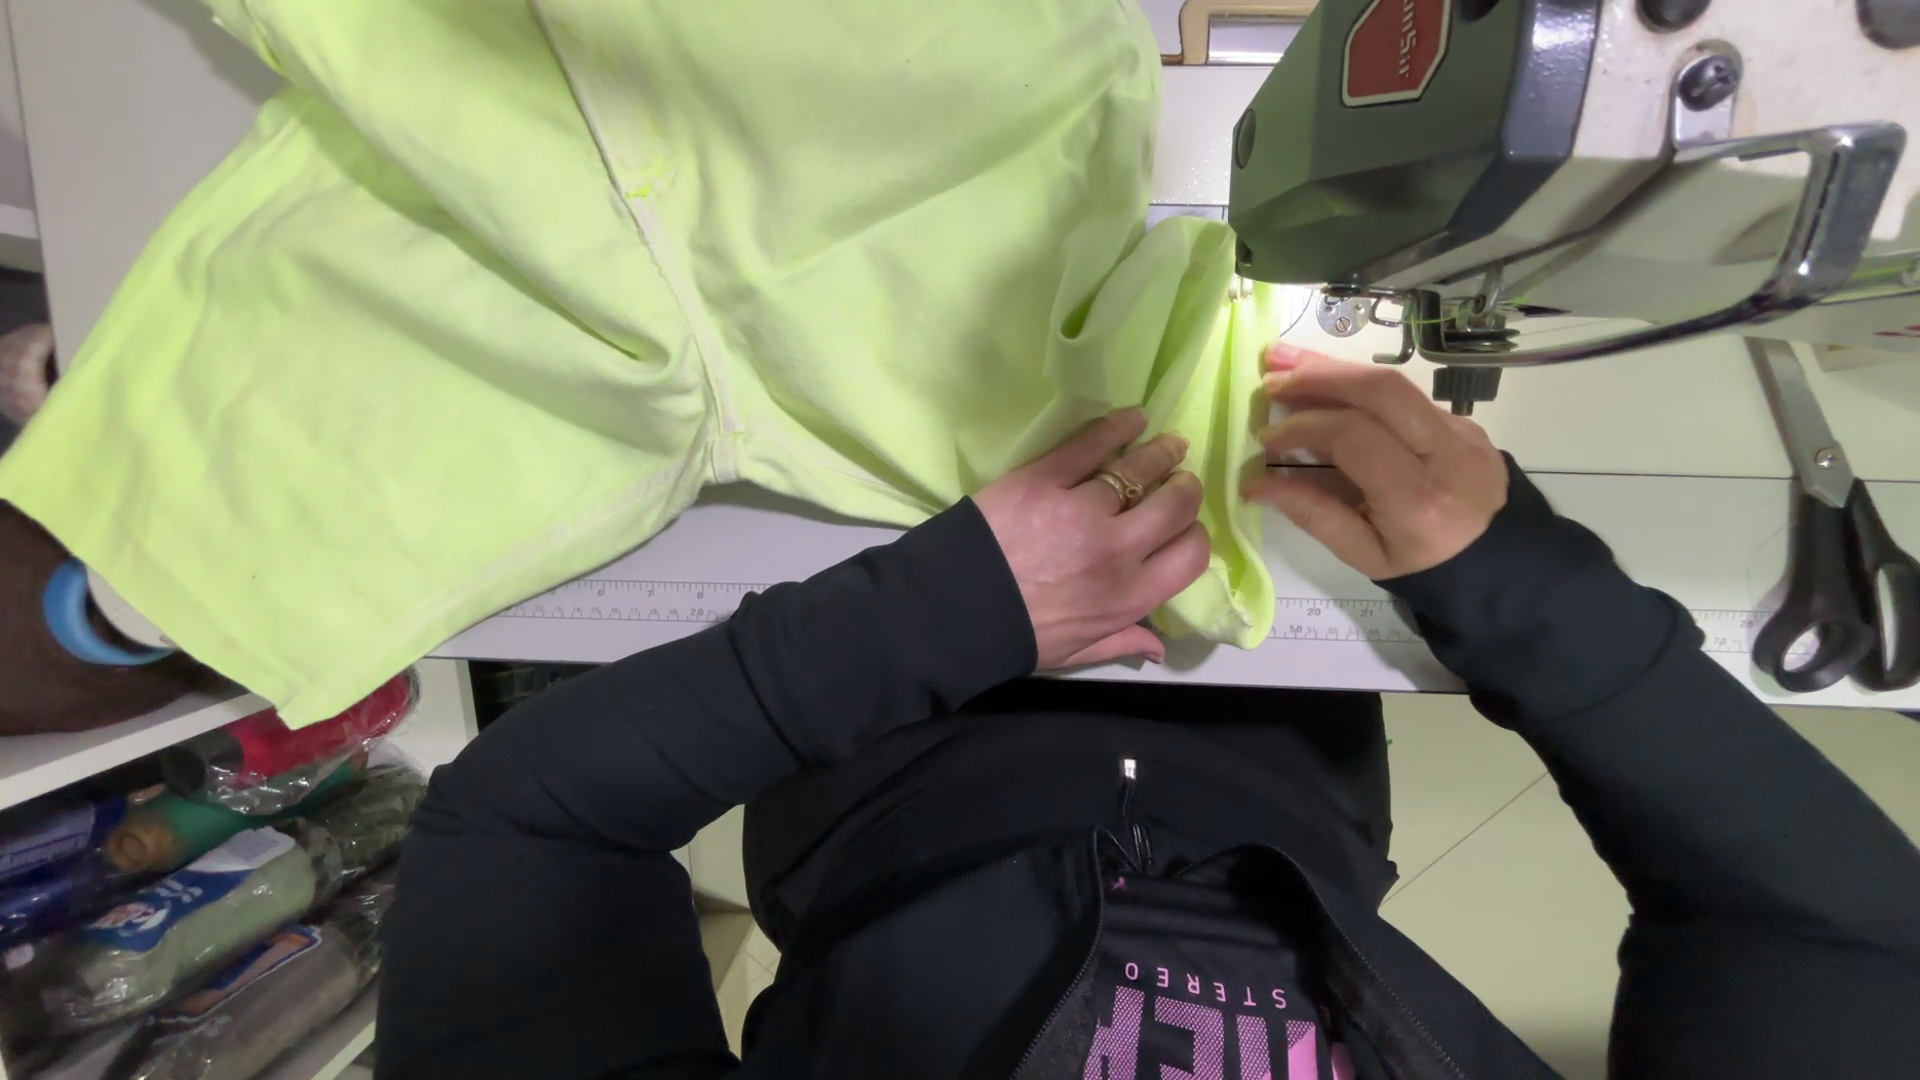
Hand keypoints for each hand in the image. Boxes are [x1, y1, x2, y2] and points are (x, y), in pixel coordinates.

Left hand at [973, 409, 1210, 668]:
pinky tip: (1133, 419)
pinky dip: (1118, 427)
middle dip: (1183, 488)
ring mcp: (1081, 511)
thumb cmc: (1014, 635)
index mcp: (1128, 596)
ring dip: (1161, 453)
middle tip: (1177, 479)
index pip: (1190, 555)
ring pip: (1139, 469)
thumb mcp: (1073, 653)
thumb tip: (1158, 645)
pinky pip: (1091, 444)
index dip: (1193, 534)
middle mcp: (1117, 551)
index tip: (1182, 525)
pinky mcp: (1044, 479)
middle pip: (1176, 504)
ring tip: (1168, 444)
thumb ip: (1119, 641)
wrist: (951, 609)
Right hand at [1242, 344, 1507, 579]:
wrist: (1502, 560)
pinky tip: (1321, 384)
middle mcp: (1447, 452)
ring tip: (1284, 362)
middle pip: (1382, 389)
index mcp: (1418, 497)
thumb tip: (1255, 484)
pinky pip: (1402, 394)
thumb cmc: (1422, 565)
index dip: (1304, 428)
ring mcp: (1460, 429)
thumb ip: (1313, 514)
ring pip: (1394, 381)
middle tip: (1270, 380)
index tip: (1267, 440)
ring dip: (1334, 368)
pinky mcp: (1460, 419)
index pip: (1356, 437)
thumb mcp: (1363, 554)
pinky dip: (1356, 384)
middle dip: (1319, 376)